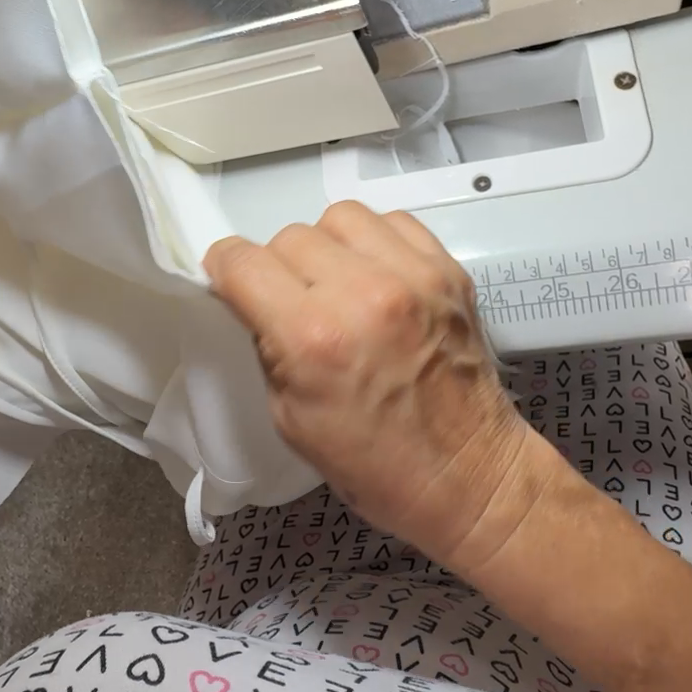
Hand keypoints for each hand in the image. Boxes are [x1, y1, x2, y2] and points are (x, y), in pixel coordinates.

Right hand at [206, 202, 551, 569]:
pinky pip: (394, 221)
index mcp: (312, 338)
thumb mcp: (289, 417)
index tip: (230, 280)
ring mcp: (412, 276)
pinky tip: (376, 275)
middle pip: (289, 237)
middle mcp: (361, 293)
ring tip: (337, 282)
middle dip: (278, 267)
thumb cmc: (372, 464)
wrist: (466, 474)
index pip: (243, 263)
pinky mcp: (448, 270)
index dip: (225, 269)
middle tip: (292, 301)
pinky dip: (375, 241)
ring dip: (326, 246)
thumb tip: (257, 299)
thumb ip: (269, 344)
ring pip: (340, 217)